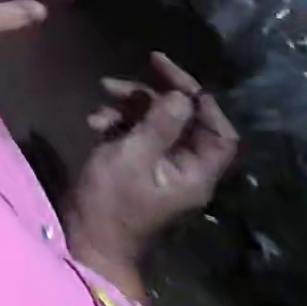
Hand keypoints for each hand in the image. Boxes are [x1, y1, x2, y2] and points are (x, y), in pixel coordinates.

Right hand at [66, 53, 237, 273]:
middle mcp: (184, 165)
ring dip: (125, 105)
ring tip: (98, 102)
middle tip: (115, 81)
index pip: (218, 130)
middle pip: (179, 119)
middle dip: (148, 96)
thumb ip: (158, 125)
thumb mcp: (133, 156)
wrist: (88, 233)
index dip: (200, 99)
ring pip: (152, 120)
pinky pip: (134, 130)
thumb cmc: (114, 199)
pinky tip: (93, 122)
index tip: (168, 73)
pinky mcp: (136, 160)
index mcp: (196, 171)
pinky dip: (115, 120)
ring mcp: (159, 163)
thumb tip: (182, 95)